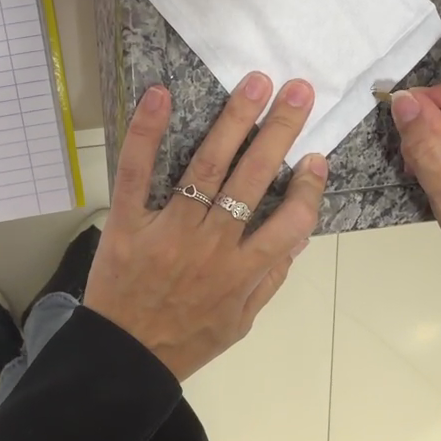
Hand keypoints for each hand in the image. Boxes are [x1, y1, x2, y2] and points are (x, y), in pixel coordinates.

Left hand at [84, 74, 328, 380]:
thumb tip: (299, 237)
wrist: (124, 358)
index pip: (290, 221)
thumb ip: (270, 279)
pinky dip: (146, 133)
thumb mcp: (239, 322)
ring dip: (235, 120)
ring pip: (206, 166)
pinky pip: (137, 174)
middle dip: (281, 131)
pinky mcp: (128, 224)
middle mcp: (211, 246)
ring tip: (257, 82)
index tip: (316, 158)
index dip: (309, 187)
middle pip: (253, 179)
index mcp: (242, 272)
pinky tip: (158, 95)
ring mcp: (169, 232)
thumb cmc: (185, 340)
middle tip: (300, 90)